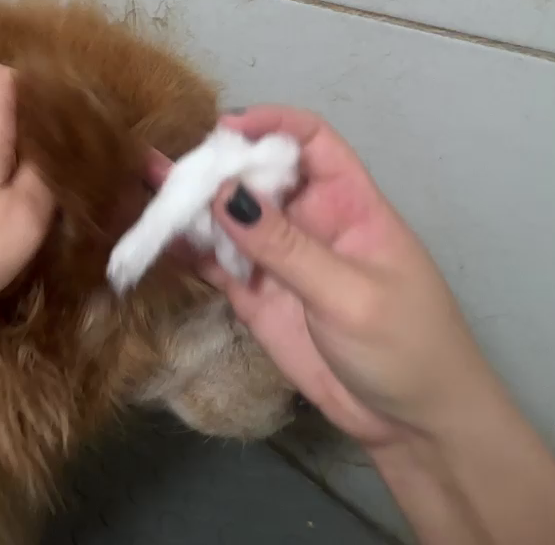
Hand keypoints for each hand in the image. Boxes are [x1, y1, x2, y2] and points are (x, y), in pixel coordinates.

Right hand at [169, 106, 501, 449]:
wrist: (412, 429)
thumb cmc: (407, 351)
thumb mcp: (351, 296)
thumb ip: (285, 246)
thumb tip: (224, 194)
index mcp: (347, 205)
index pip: (310, 142)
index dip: (271, 125)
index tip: (225, 129)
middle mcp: (304, 220)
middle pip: (254, 173)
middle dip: (212, 165)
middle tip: (167, 167)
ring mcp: (274, 255)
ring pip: (224, 214)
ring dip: (186, 202)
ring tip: (141, 186)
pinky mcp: (251, 290)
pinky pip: (210, 258)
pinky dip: (182, 247)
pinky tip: (152, 236)